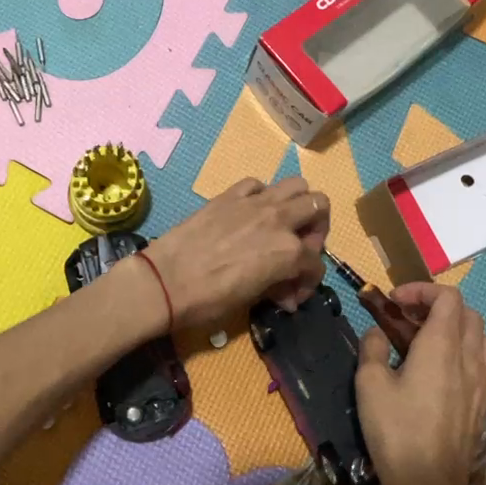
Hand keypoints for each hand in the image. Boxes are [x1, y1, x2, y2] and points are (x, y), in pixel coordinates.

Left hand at [138, 178, 328, 328]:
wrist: (166, 280)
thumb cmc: (210, 300)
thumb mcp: (252, 299)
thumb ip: (277, 289)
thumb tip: (286, 295)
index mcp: (289, 251)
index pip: (316, 262)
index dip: (307, 281)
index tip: (290, 295)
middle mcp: (279, 220)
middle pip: (319, 206)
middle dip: (317, 229)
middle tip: (300, 248)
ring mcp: (254, 203)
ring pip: (296, 185)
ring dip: (298, 203)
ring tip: (284, 224)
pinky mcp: (230, 195)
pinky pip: (257, 184)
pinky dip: (262, 196)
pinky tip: (250, 214)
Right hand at [356, 284, 485, 484]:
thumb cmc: (397, 430)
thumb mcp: (369, 384)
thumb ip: (373, 348)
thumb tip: (377, 333)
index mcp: (442, 345)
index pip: (448, 297)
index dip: (422, 289)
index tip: (394, 301)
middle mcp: (469, 357)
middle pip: (468, 312)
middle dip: (438, 305)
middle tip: (408, 317)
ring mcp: (483, 382)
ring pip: (481, 336)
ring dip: (456, 327)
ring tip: (427, 340)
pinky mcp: (485, 403)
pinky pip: (484, 361)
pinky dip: (465, 351)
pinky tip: (441, 370)